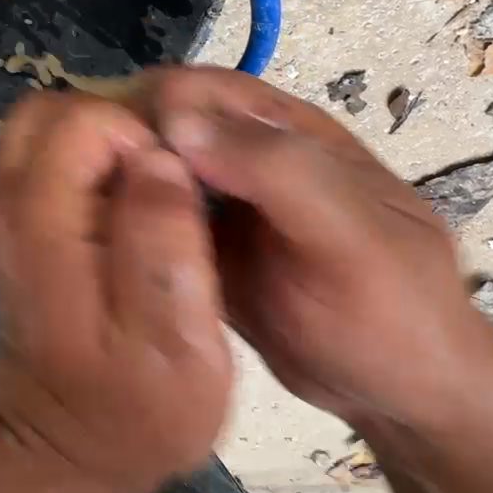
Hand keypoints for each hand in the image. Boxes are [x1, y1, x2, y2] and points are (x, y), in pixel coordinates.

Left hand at [0, 92, 232, 492]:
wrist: (62, 435)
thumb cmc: (133, 402)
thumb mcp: (174, 336)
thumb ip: (164, 237)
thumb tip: (159, 157)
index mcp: (42, 213)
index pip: (83, 117)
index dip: (142, 135)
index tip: (178, 185)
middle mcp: (13, 195)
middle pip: (53, 108)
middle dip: (120, 122)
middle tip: (167, 179)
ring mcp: (13, 205)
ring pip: (49, 127)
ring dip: (108, 140)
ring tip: (159, 193)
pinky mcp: (26, 219)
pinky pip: (52, 156)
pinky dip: (94, 160)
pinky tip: (138, 209)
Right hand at [133, 67, 492, 429]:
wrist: (397, 403)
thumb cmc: (393, 320)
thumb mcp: (354, 244)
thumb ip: (278, 173)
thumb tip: (174, 120)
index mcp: (285, 131)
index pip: (192, 89)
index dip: (152, 113)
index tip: (131, 163)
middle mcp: (238, 153)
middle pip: (151, 122)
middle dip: (119, 150)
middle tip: (105, 204)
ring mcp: (209, 198)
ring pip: (136, 166)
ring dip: (110, 186)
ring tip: (95, 228)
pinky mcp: (187, 238)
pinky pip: (136, 213)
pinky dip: (114, 221)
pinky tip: (105, 249)